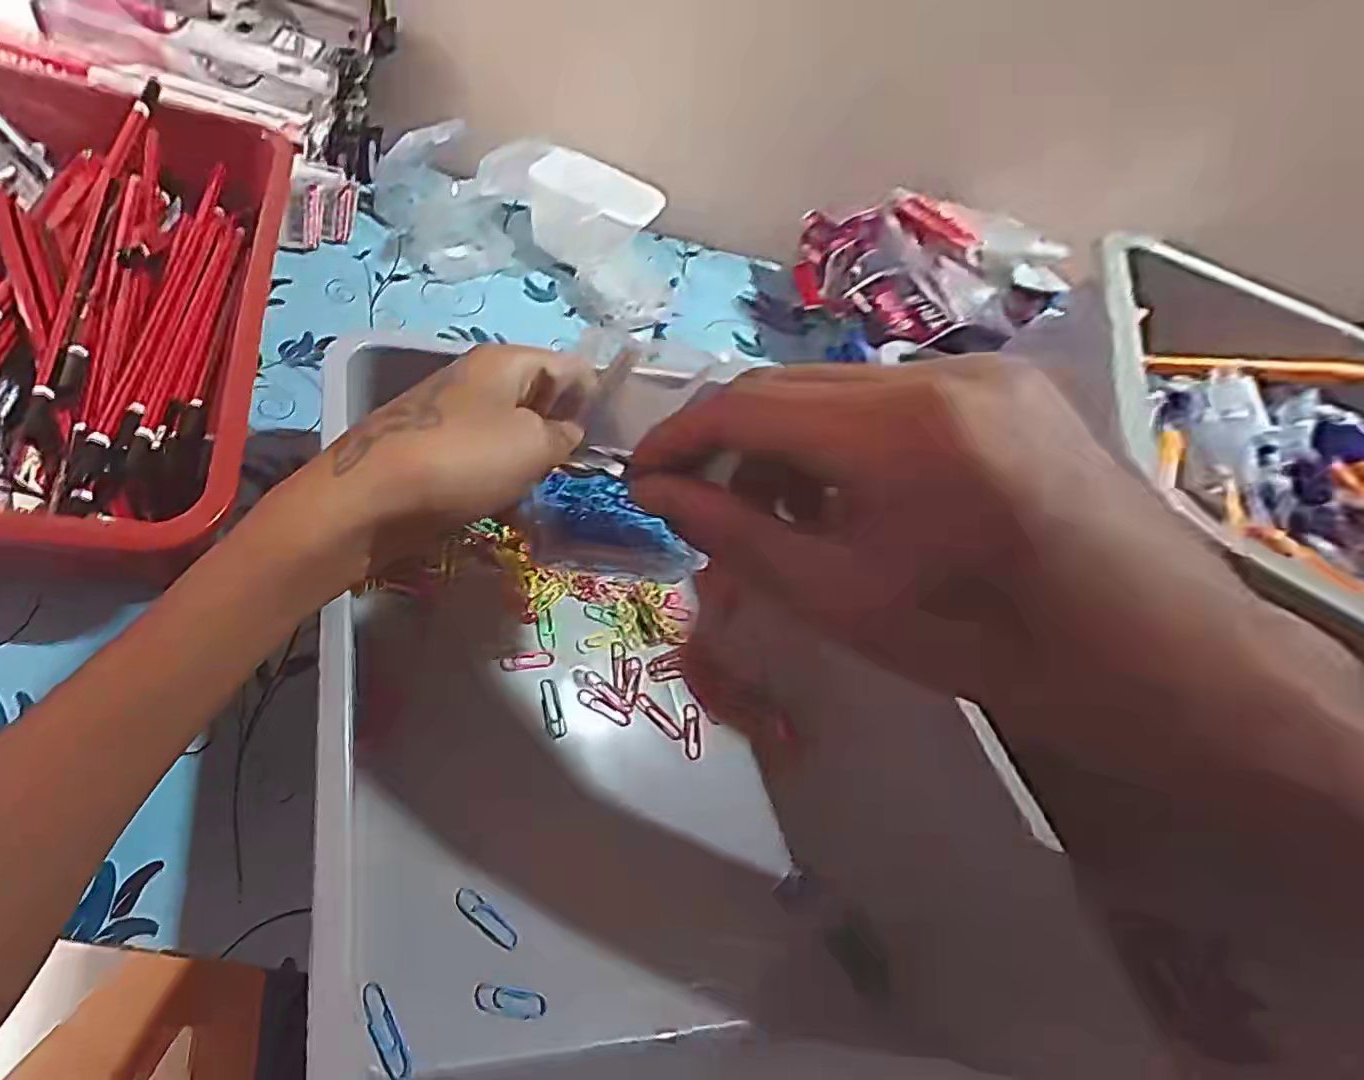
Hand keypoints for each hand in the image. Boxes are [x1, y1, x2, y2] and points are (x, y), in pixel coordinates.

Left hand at [271, 344, 591, 574]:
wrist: (370, 500)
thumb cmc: (461, 461)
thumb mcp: (532, 444)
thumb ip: (563, 434)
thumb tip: (567, 431)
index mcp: (502, 362)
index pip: (566, 366)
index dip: (593, 398)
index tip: (608, 439)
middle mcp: (473, 383)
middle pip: (534, 400)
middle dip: (558, 434)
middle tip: (573, 471)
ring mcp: (447, 420)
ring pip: (505, 437)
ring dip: (526, 464)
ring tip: (538, 494)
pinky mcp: (429, 457)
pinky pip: (476, 464)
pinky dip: (494, 483)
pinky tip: (503, 510)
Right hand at [626, 356, 1363, 812]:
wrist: (1150, 654)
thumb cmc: (976, 639)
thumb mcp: (826, 592)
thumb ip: (725, 529)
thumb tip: (652, 491)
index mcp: (899, 429)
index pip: (745, 404)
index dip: (675, 437)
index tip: (637, 476)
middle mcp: (937, 375)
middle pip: (778, 384)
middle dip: (716, 439)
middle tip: (684, 495)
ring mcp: (975, 373)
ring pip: (820, 389)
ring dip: (767, 442)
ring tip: (759, 509)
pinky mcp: (994, 388)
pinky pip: (870, 399)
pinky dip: (821, 440)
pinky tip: (824, 495)